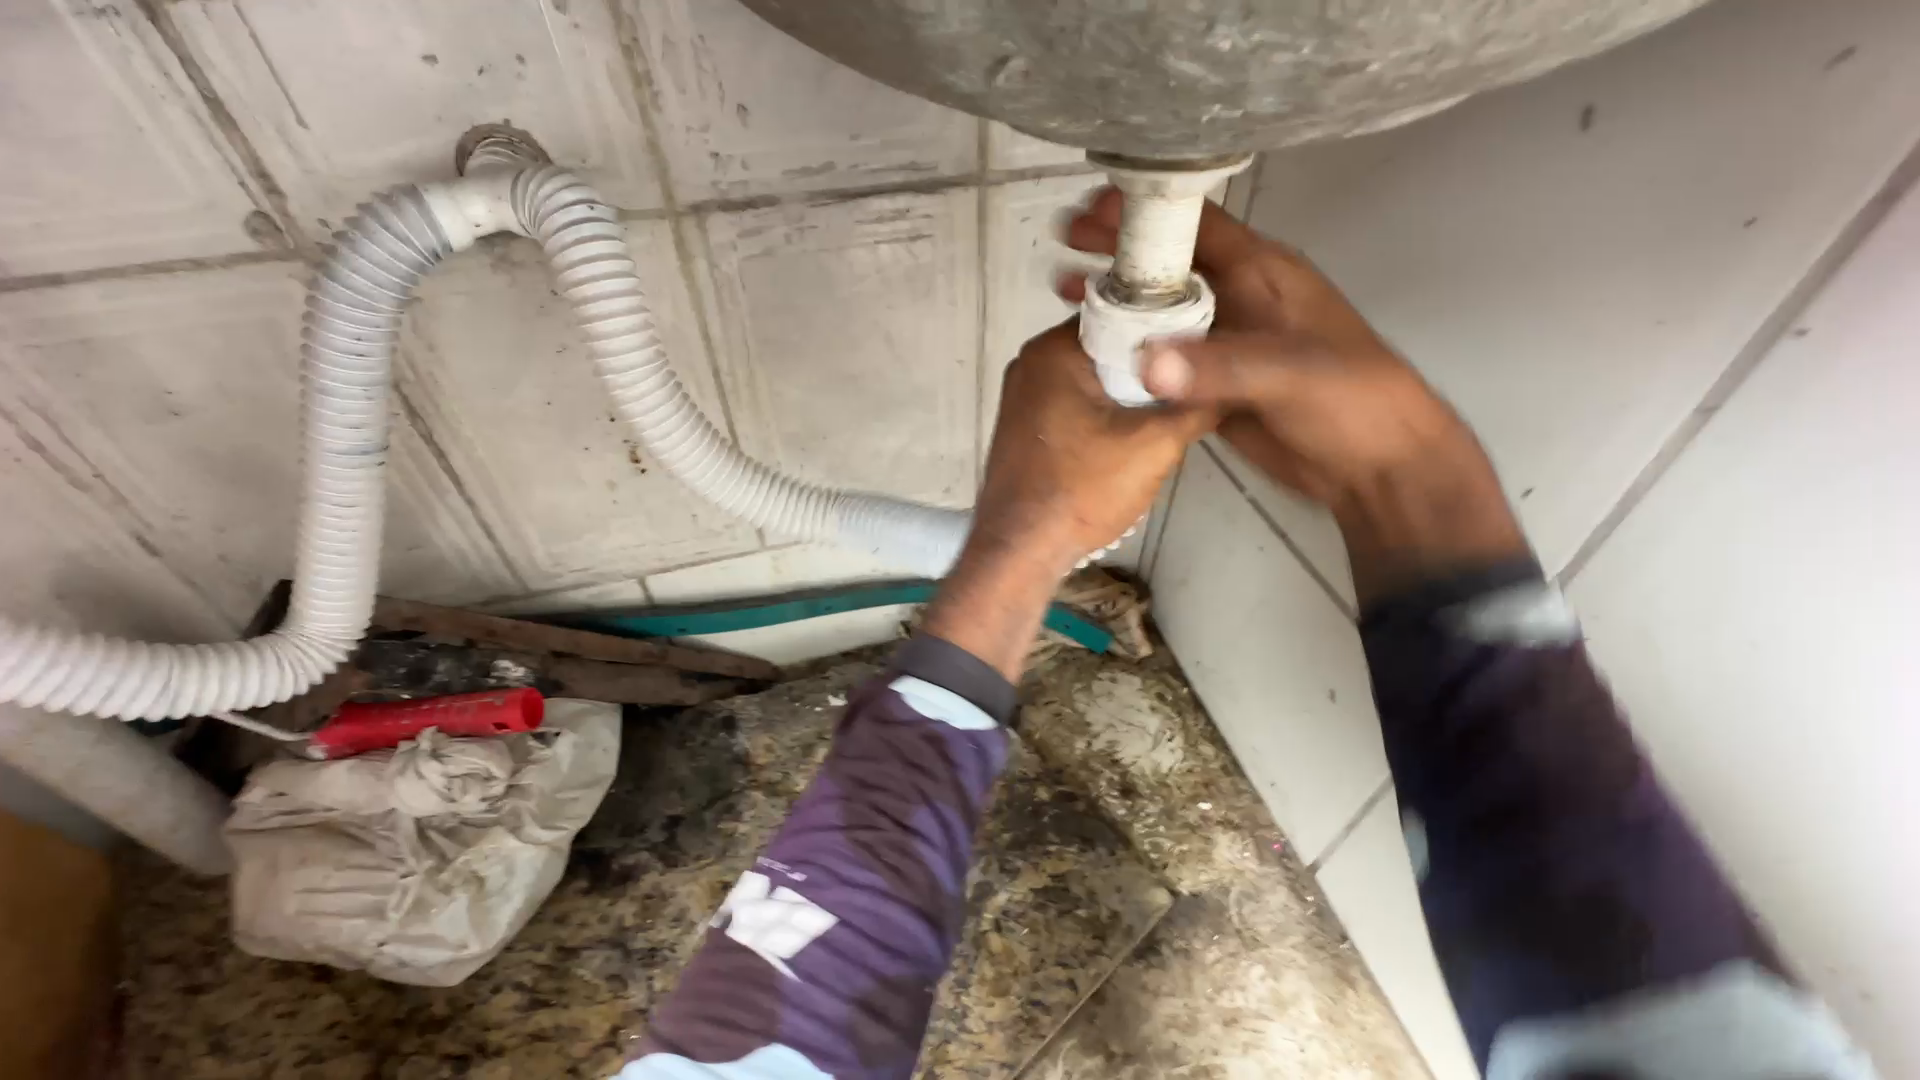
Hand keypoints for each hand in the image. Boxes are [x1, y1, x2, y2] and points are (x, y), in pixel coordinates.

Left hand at [923, 320, 1214, 678]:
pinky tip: (1128, 437)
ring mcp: (1022, 395)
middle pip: (1108, 345)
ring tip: (1165, 414)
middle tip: (1191, 385)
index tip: (1208, 345)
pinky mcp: (1024, 425)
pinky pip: (1074, 401)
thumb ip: (1196, 407)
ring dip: (1129, 393)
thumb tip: (1232, 386)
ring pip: (1093, 376)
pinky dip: (1104, 411)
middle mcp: (1030, 362)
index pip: (1125, 312)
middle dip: (1151, 365)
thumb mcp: (1153, 446)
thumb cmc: (1080, 493)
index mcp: (1053, 350)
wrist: (1019, 552)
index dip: (1172, 326)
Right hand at [1058, 188, 1527, 605]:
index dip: (1143, 212)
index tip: (1090, 210)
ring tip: (1063, 289)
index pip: (1195, 225)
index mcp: (1261, 273)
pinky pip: (1161, 357)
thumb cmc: (1350, 400)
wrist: (1373, 466)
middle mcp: (1237, 297)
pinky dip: (1126, 349)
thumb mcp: (1289, 373)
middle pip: (1167, 262)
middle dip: (1116, 250)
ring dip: (1115, 299)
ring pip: (1158, 309)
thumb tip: (1144, 362)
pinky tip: (1090, 350)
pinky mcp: (1211, 383)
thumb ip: (1219, 366)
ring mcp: (1222, 341)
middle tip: (1064, 242)